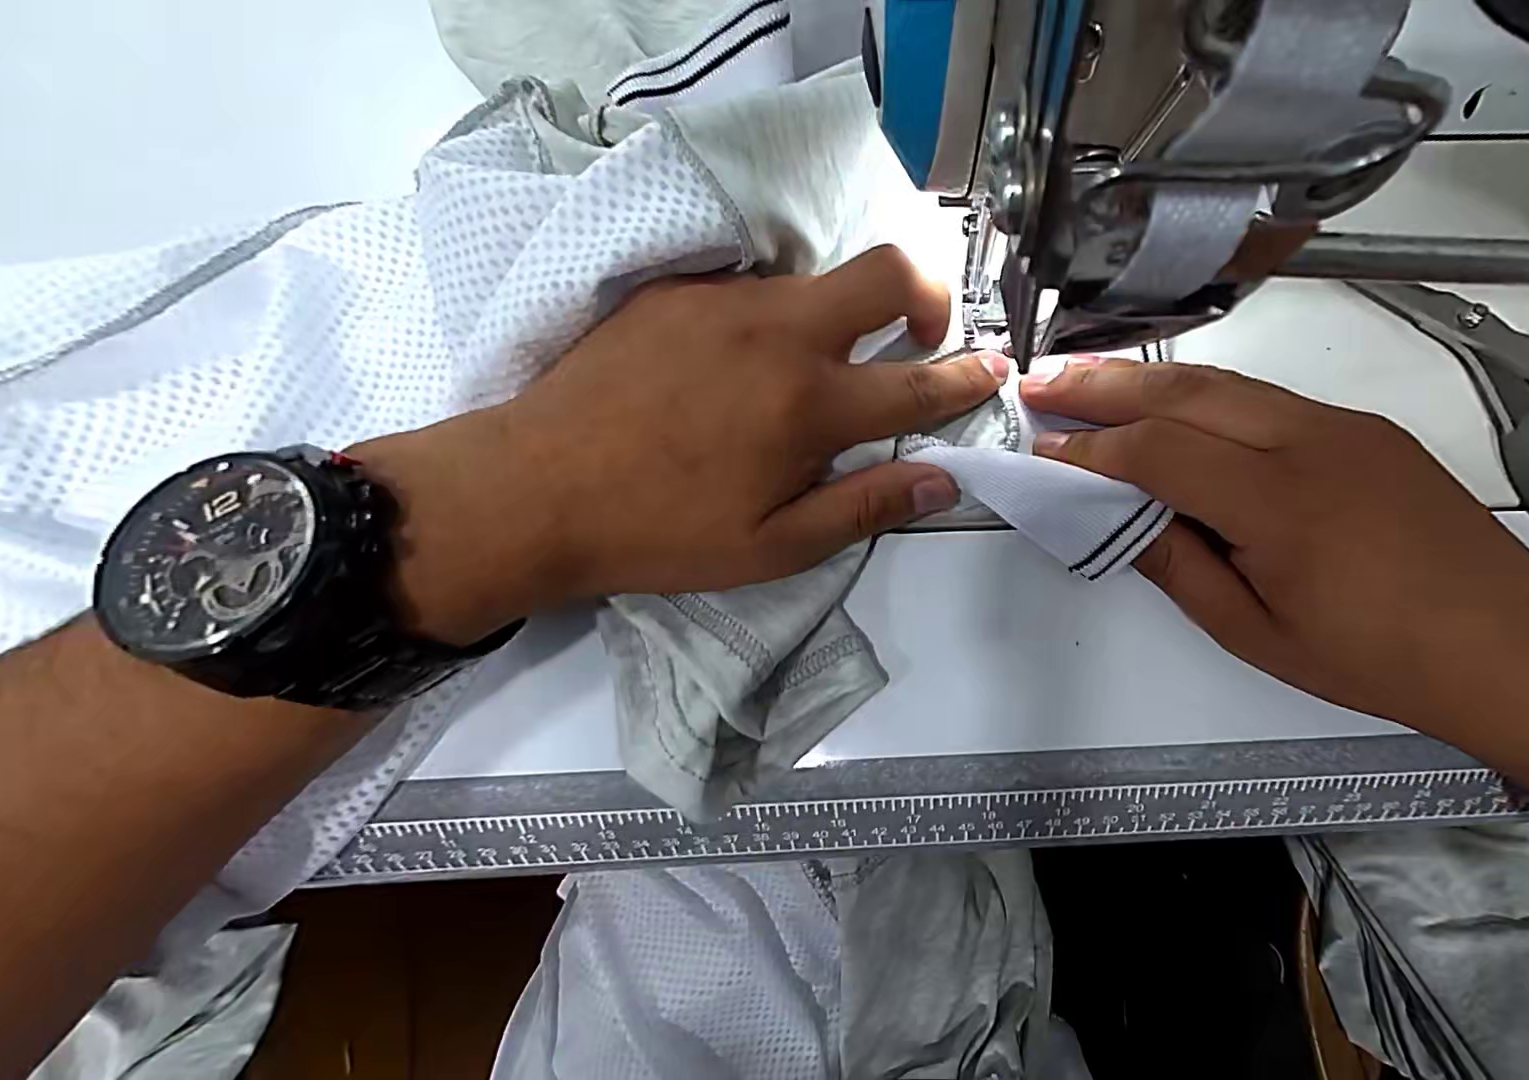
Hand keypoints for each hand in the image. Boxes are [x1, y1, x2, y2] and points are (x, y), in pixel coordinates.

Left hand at [359, 246, 1006, 643]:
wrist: (532, 490)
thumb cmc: (663, 531)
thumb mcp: (775, 545)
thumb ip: (866, 506)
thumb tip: (942, 482)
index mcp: (808, 406)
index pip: (917, 382)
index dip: (968, 377)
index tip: (996, 368)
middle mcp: (778, 334)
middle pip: (883, 271)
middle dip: (925, 294)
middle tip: (922, 333)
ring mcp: (724, 301)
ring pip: (817, 280)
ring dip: (844, 315)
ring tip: (818, 369)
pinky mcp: (677, 291)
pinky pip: (755, 288)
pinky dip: (780, 318)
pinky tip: (747, 364)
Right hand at [1020, 358, 1528, 741]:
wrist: (1515, 647)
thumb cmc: (1377, 658)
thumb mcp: (1254, 631)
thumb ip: (1177, 566)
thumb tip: (1120, 520)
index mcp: (1282, 504)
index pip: (1161, 453)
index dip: (1093, 449)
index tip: (1044, 449)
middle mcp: (1312, 442)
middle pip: (1185, 392)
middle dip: (1103, 384)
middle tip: (1042, 380)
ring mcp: (1342, 425)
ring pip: (1223, 382)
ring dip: (1146, 379)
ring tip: (1087, 380)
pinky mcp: (1360, 427)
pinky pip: (1260, 397)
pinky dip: (1198, 394)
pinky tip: (1166, 406)